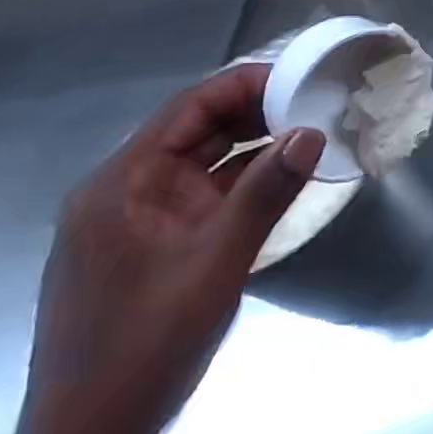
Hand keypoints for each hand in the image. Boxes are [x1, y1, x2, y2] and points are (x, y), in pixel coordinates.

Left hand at [18, 64, 324, 433]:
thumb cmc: (141, 353)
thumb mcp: (212, 271)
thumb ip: (262, 198)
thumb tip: (309, 135)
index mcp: (123, 178)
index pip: (188, 107)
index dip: (241, 86)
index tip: (293, 80)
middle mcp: (123, 188)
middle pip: (192, 133)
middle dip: (249, 116)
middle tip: (308, 106)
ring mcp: (133, 220)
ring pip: (196, 168)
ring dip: (245, 153)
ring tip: (301, 135)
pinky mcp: (145, 249)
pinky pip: (194, 204)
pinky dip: (232, 191)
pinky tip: (273, 185)